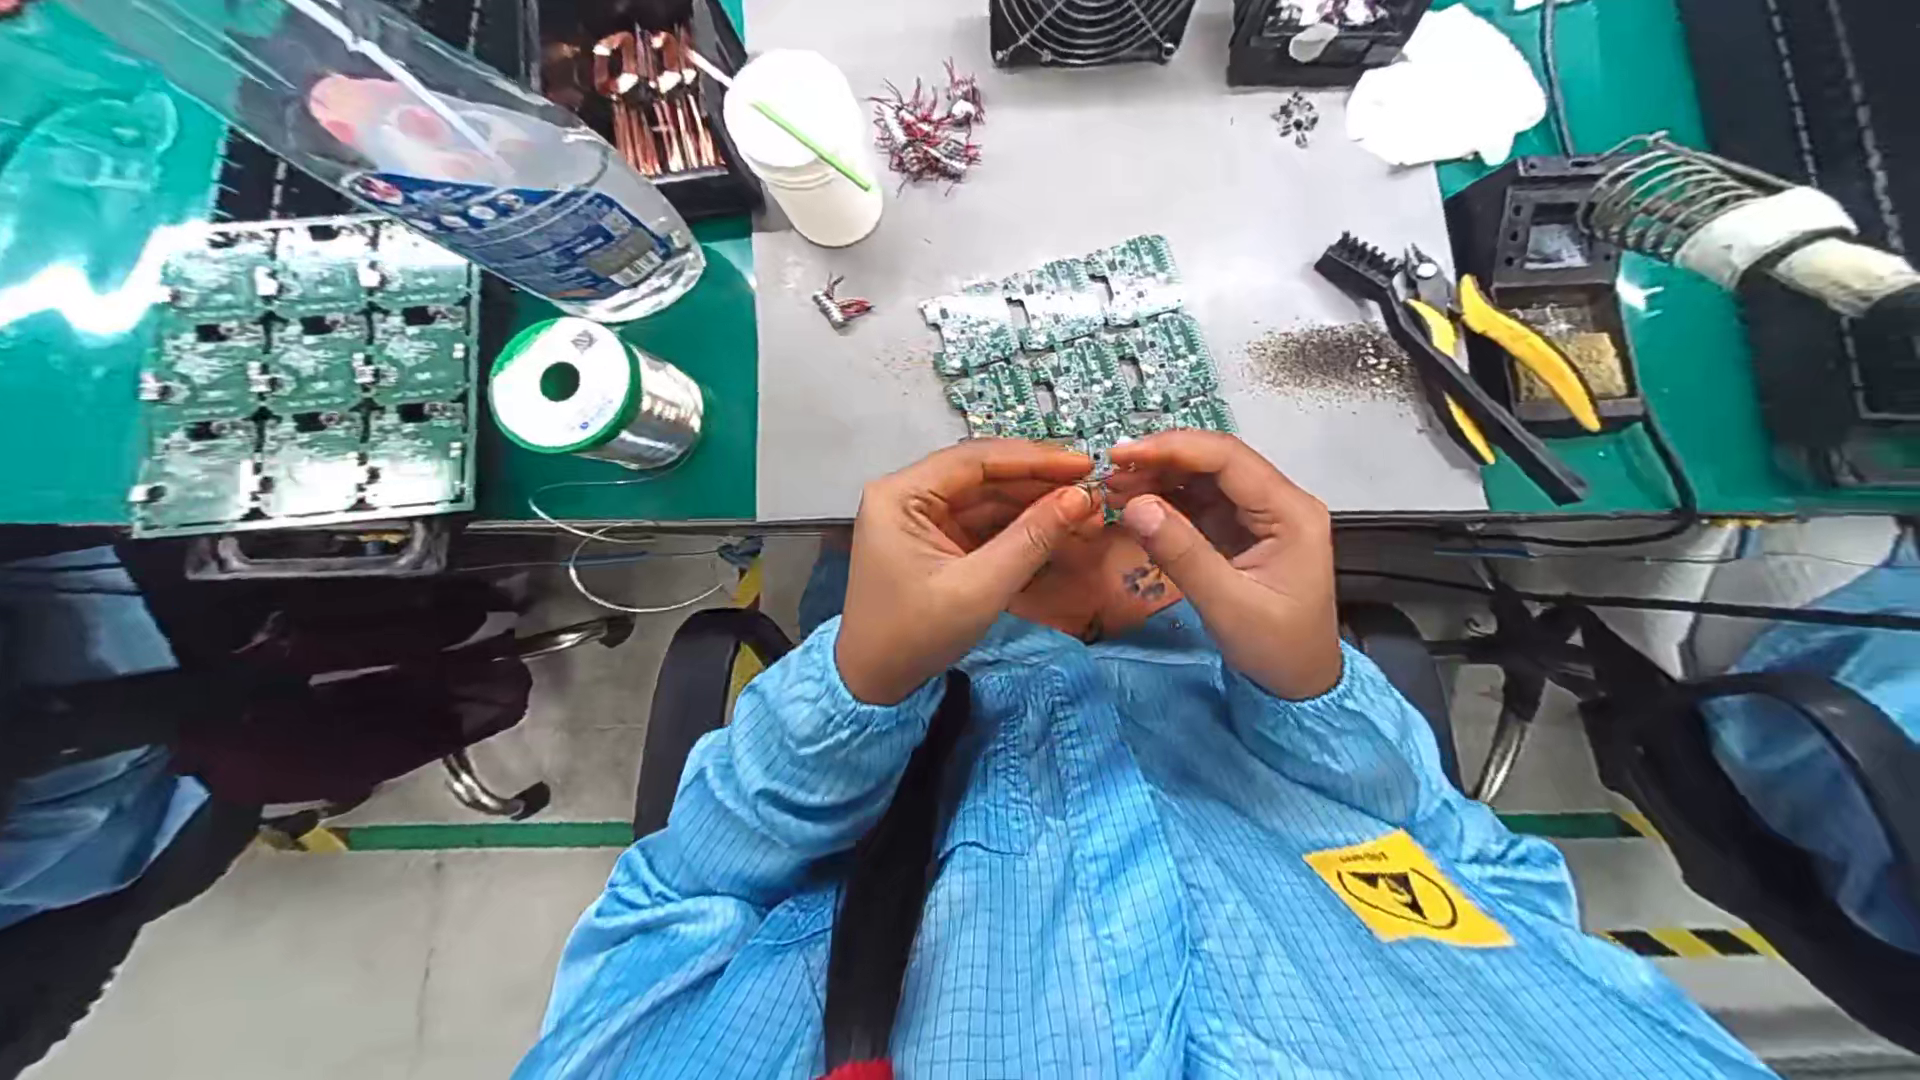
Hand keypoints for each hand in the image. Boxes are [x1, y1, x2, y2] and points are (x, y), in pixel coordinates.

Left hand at [836, 440, 1097, 704]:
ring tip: (1079, 505)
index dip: (1033, 459)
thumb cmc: (916, 636)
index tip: (1082, 464)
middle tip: (1089, 485)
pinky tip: (1051, 523)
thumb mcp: (979, 589)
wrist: (874, 682)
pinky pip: (980, 519)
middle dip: (1035, 480)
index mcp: (900, 495)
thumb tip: (1080, 497)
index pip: (973, 460)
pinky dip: (1015, 523)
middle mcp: (906, 494)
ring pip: (984, 495)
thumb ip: (1030, 540)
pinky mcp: (933, 537)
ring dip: (1030, 501)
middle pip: (980, 474)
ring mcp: (919, 515)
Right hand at [1106, 431, 1341, 700]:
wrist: (1300, 683)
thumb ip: (1182, 554)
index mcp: (1290, 512)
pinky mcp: (1238, 530)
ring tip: (1114, 489)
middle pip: (1213, 462)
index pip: (1227, 458)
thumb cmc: (1277, 648)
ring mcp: (1257, 515)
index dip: (1172, 448)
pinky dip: (1163, 501)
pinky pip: (1197, 502)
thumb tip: (1135, 506)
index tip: (1123, 455)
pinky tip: (1134, 506)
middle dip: (1159, 462)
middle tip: (1110, 474)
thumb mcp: (1228, 605)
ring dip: (1157, 478)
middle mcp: (1277, 502)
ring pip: (1202, 478)